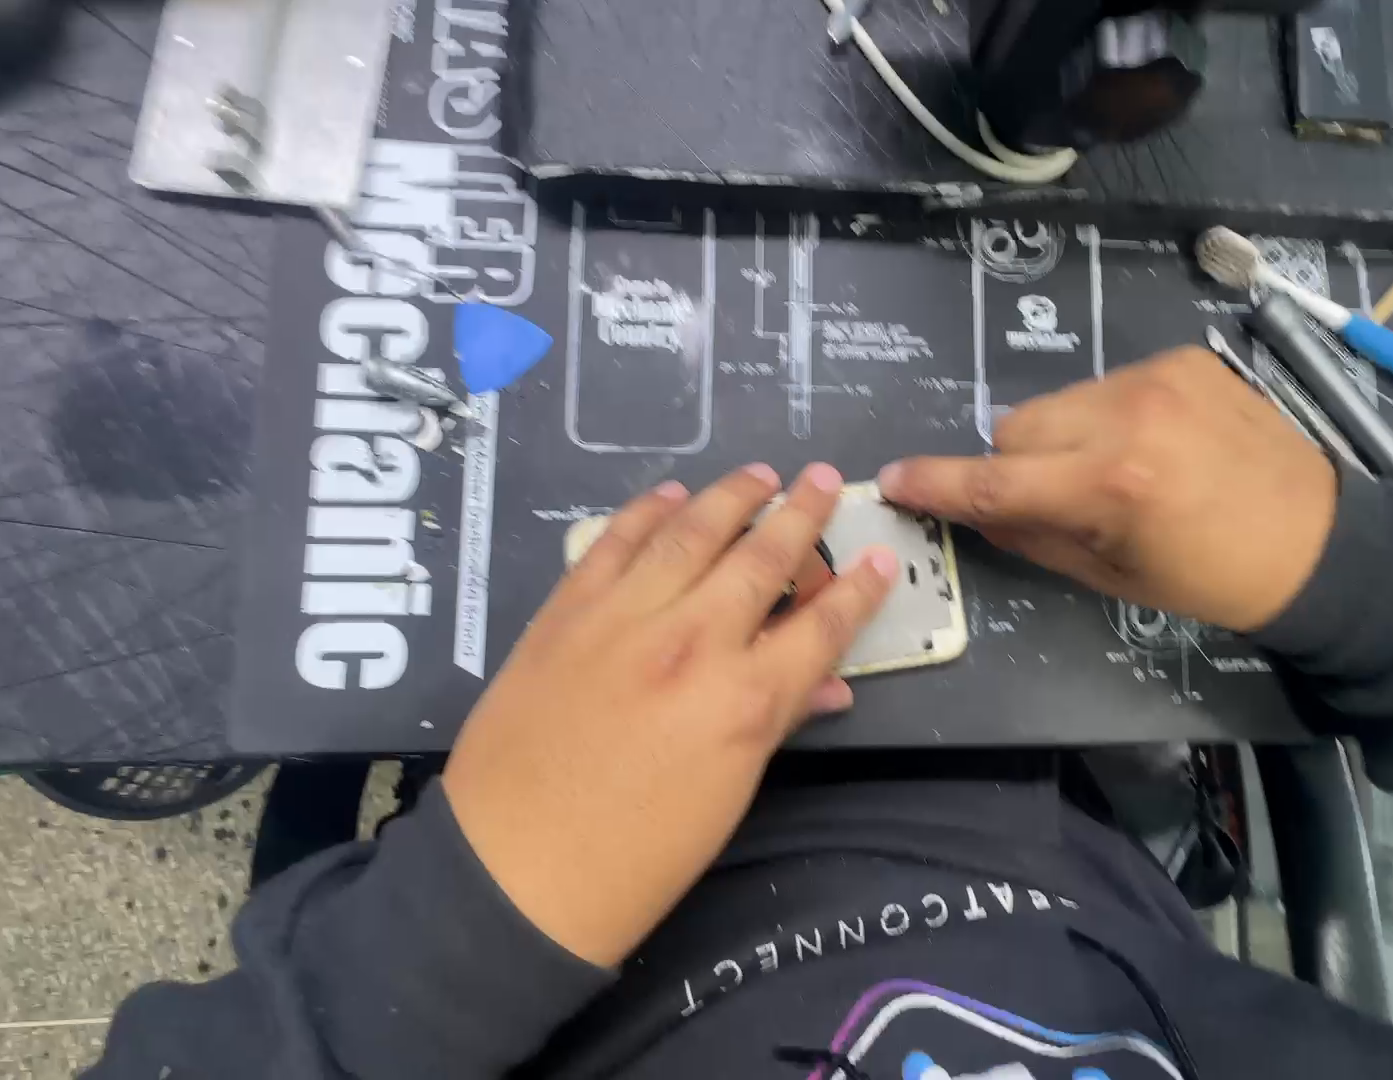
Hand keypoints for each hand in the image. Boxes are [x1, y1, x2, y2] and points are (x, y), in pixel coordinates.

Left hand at [442, 464, 897, 967]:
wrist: (513, 870)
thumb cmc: (638, 855)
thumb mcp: (729, 794)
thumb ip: (780, 721)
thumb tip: (829, 685)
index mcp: (744, 700)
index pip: (822, 627)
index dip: (858, 592)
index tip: (880, 561)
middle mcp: (692, 641)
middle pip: (762, 560)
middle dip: (803, 515)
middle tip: (823, 479)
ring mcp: (624, 618)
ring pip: (690, 534)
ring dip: (731, 496)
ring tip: (760, 474)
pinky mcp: (567, 611)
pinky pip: (613, 543)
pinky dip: (646, 513)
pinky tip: (669, 495)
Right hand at [880, 346, 1337, 632]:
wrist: (1321, 542)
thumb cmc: (1208, 579)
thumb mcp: (1107, 575)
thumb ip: (1028, 536)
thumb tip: (976, 508)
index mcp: (1111, 487)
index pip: (995, 483)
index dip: (936, 484)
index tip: (892, 479)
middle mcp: (1127, 418)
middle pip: (1013, 428)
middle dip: (1015, 464)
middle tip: (1054, 496)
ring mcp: (1156, 378)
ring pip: (1052, 403)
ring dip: (1057, 437)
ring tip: (1113, 466)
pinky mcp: (1180, 359)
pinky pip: (1100, 386)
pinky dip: (1101, 417)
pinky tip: (1149, 441)